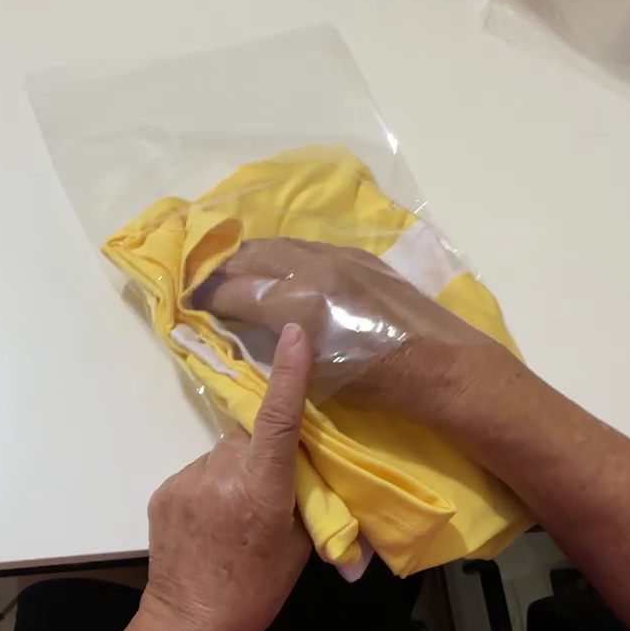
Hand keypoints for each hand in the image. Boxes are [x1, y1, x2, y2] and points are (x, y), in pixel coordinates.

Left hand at [138, 323, 315, 630]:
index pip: (278, 422)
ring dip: (234, 471)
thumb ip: (303, 498)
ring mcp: (185, 480)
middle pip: (247, 437)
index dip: (288, 376)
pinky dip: (210, 485)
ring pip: (222, 454)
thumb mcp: (297, 549)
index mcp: (260, 491)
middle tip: (269, 493)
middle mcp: (219, 475)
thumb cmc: (255, 592)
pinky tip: (210, 521)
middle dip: (261, 453)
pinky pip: (199, 472)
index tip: (293, 334)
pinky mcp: (163, 488)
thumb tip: (307, 463)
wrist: (189, 624)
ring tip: (234, 516)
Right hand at [192, 238, 489, 397]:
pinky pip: (309, 247)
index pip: (235, 291)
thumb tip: (245, 333)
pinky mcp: (361, 259)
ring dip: (252, 255)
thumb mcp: (311, 375)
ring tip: (234, 267)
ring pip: (281, 246)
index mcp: (297, 302)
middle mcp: (313, 269)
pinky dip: (284, 254)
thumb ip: (272, 347)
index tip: (188, 300)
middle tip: (202, 279)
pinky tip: (280, 265)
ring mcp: (340, 258)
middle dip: (222, 267)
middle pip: (252, 257)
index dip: (206, 296)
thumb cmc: (373, 385)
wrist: (440, 366)